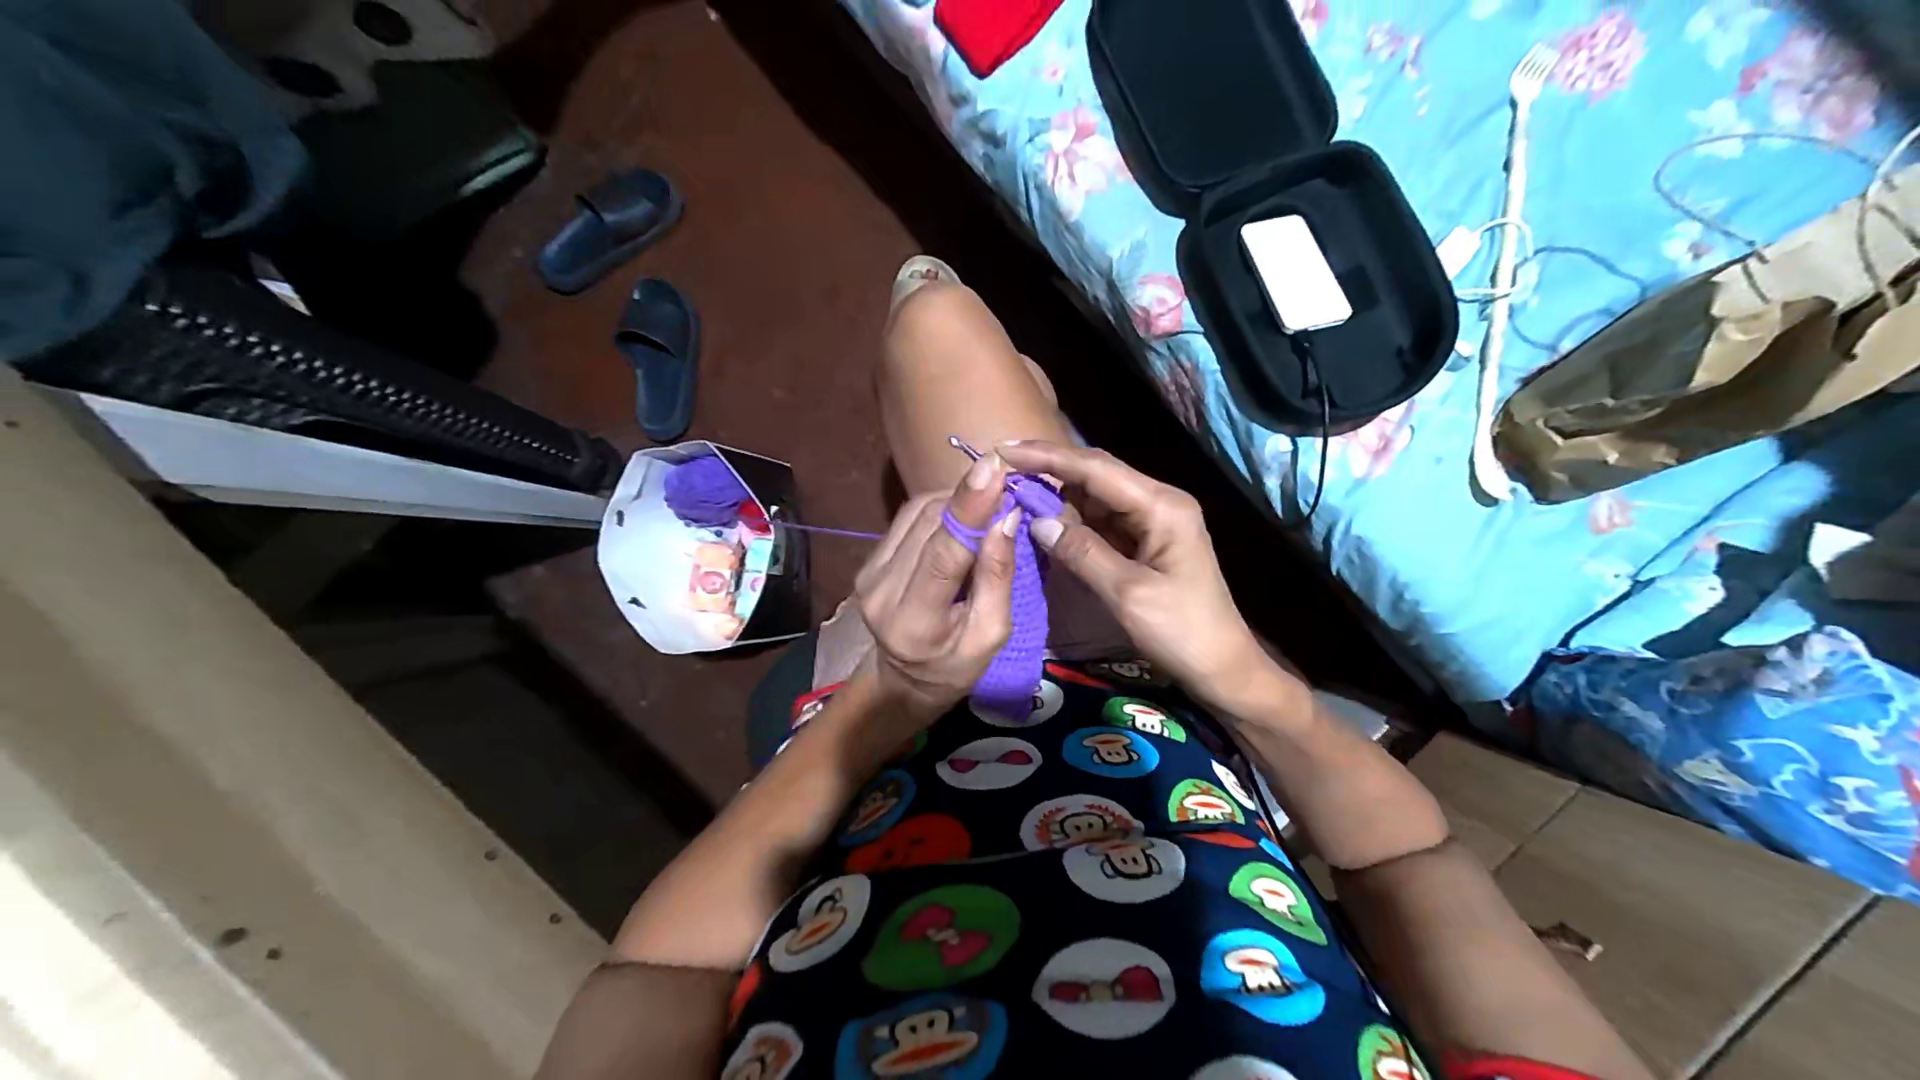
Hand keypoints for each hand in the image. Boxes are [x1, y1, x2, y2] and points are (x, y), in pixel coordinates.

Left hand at [854, 453, 1018, 723]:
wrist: (903, 680)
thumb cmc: (955, 668)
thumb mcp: (991, 635)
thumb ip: (998, 577)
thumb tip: (1006, 517)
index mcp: (915, 621)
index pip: (942, 554)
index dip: (968, 507)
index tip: (994, 467)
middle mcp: (881, 591)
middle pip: (930, 524)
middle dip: (971, 497)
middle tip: (1009, 482)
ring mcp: (869, 572)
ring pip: (918, 512)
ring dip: (957, 500)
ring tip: (989, 502)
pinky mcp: (870, 560)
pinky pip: (909, 517)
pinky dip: (941, 507)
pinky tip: (963, 513)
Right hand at [996, 441, 1280, 710]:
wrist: (1220, 667)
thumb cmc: (1180, 630)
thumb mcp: (1127, 593)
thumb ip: (1082, 552)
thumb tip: (1038, 521)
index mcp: (1162, 506)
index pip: (1096, 469)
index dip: (1049, 457)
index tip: (1006, 450)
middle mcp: (1158, 503)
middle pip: (1097, 474)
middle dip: (1051, 467)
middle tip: (1004, 465)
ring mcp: (1152, 522)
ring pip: (1096, 495)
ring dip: (1059, 491)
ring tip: (1015, 487)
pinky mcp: (1144, 541)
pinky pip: (1101, 520)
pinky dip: (1072, 518)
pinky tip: (1046, 516)